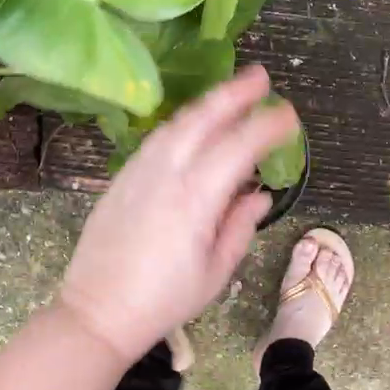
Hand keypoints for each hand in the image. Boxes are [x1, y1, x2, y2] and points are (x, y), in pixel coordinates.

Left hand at [57, 66, 295, 361]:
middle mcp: (166, 175)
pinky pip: (154, 141)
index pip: (239, 147)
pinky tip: (189, 129)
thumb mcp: (214, 272)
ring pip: (175, 125)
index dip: (267, 127)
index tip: (289, 117)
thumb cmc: (164, 301)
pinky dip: (179, 126)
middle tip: (260, 77)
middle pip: (203, 119)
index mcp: (196, 199)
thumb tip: (259, 197)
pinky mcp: (120, 180)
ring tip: (228, 97)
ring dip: (205, 105)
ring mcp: (138, 173)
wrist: (99, 311)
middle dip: (234, 94)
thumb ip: (239, 228)